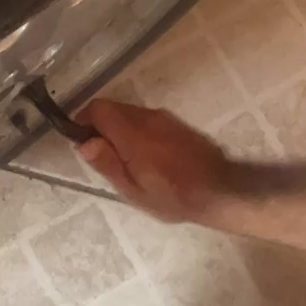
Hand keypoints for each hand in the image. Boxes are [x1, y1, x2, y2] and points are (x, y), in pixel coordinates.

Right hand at [77, 99, 234, 223]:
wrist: (222, 191)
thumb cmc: (173, 197)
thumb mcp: (134, 191)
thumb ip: (108, 164)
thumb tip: (84, 143)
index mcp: (133, 135)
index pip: (99, 109)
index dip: (84, 121)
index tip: (83, 141)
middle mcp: (148, 118)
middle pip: (113, 108)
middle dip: (100, 126)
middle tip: (103, 155)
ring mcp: (165, 118)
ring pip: (129, 113)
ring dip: (119, 128)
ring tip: (124, 159)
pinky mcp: (176, 123)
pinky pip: (146, 119)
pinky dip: (136, 130)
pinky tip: (145, 156)